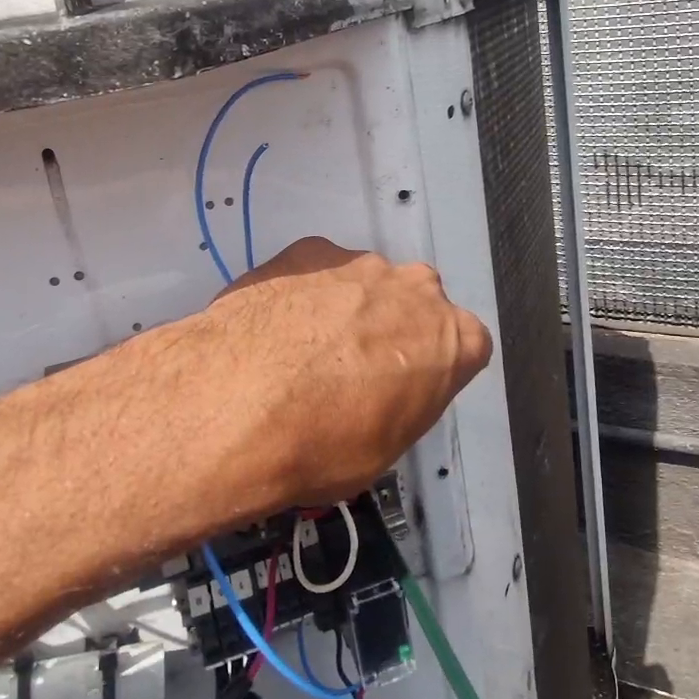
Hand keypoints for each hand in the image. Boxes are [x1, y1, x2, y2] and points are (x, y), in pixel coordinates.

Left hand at [197, 237, 491, 507]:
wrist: (236, 408)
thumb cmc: (323, 443)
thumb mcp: (385, 448)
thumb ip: (402, 402)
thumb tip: (380, 398)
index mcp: (454, 339)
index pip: (462, 346)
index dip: (429, 371)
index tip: (402, 391)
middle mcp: (417, 289)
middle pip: (415, 306)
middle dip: (390, 332)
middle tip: (351, 374)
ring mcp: (362, 264)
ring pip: (365, 286)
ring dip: (345, 312)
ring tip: (301, 357)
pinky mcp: (309, 250)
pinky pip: (317, 272)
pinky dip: (302, 294)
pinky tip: (274, 332)